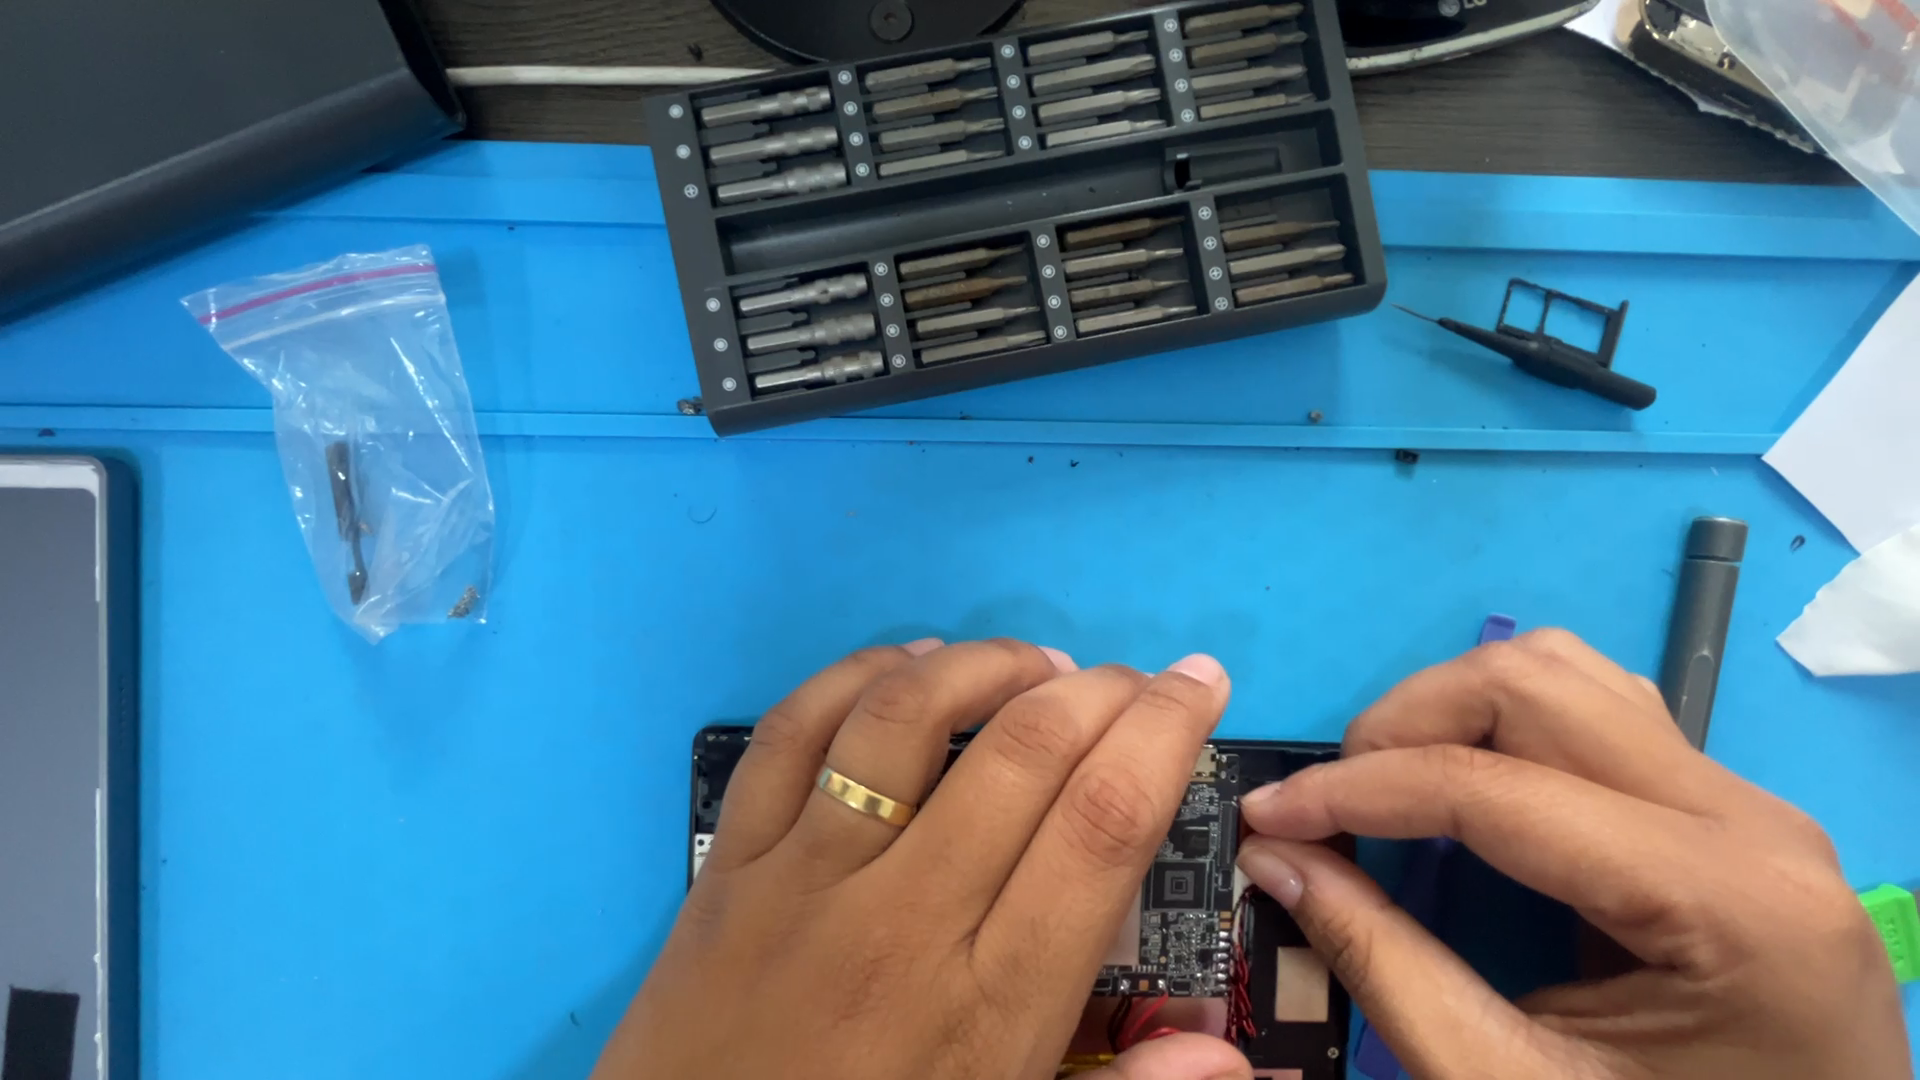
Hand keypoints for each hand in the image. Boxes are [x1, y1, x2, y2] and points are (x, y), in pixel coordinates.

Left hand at [595, 638, 1251, 1079]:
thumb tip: (1230, 1060)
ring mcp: (803, 877)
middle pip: (1021, 755)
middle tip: (1129, 676)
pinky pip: (792, 733)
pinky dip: (855, 673)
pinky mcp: (730, 859)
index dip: (1163, 736)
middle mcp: (902, 918)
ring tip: (1035, 662)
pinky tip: (908, 658)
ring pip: (903, 720)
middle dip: (1097, 691)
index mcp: (991, 1004)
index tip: (1198, 684)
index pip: (1101, 827)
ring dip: (983, 664)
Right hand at [1235, 628, 1911, 1079]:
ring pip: (1555, 668)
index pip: (1487, 786)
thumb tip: (1268, 853)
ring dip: (1445, 708)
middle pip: (1524, 683)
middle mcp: (1747, 818)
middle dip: (1398, 726)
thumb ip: (1376, 958)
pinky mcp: (1714, 801)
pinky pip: (1586, 697)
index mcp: (1725, 902)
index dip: (1351, 791)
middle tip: (1338, 802)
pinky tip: (1471, 777)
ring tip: (1395, 781)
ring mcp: (1739, 800)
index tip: (1266, 815)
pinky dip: (1497, 714)